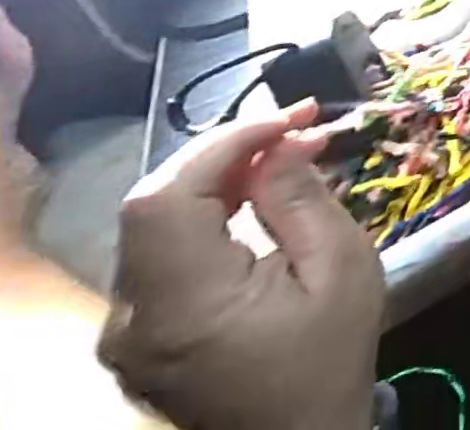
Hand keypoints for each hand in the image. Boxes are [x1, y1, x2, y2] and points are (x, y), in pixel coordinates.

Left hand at [98, 101, 383, 429]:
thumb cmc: (331, 351)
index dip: (222, 144)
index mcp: (182, 306)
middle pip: (152, 204)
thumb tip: (281, 145)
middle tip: (299, 122)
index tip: (290, 118)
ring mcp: (128, 327)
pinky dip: (212, 205)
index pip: (164, 200)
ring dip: (221, 172)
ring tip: (291, 146)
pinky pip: (166, 247)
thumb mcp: (341, 267)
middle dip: (226, 149)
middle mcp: (132, 318)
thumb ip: (302, 203)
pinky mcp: (141, 329)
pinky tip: (259, 189)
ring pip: (155, 221)